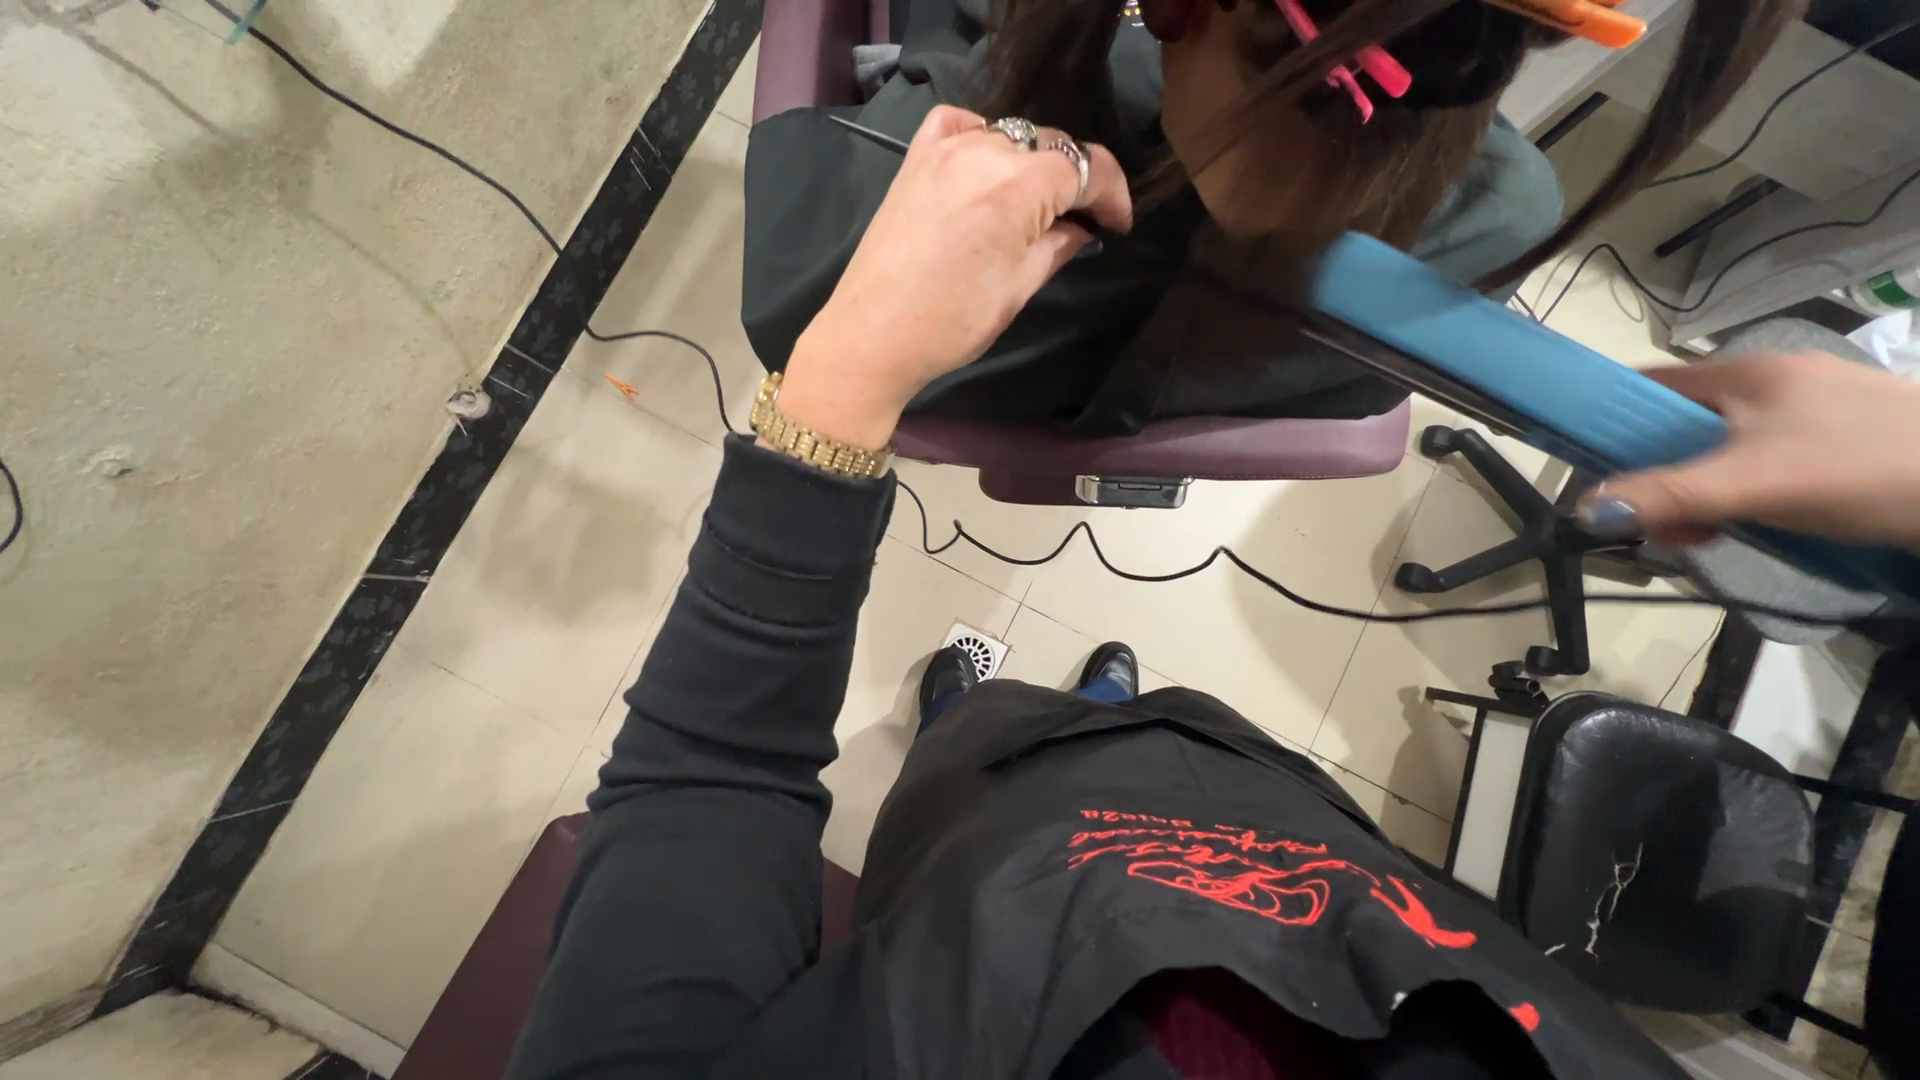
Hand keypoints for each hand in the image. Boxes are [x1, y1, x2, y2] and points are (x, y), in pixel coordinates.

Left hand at [771, 106, 1132, 450]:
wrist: (872, 338)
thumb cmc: (951, 324)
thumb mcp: (1018, 289)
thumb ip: (1058, 246)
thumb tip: (1082, 226)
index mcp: (1017, 186)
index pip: (1085, 166)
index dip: (1111, 193)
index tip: (1118, 224)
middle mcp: (982, 151)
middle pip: (1048, 145)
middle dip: (1073, 179)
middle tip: (1080, 220)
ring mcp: (943, 149)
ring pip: (1007, 136)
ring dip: (1029, 163)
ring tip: (1033, 203)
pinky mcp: (914, 160)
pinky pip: (958, 126)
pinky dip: (981, 138)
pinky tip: (986, 167)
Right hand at [1585, 352, 1919, 549]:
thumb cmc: (1877, 468)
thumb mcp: (1758, 484)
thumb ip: (1669, 495)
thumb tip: (1584, 511)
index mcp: (1748, 374)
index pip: (1645, 385)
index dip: (1606, 419)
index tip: (1587, 465)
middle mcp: (1772, 385)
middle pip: (1677, 427)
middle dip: (1653, 476)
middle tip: (1658, 523)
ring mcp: (1806, 415)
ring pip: (1714, 452)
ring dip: (1694, 495)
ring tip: (1707, 533)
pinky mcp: (1833, 446)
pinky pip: (1753, 466)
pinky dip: (1735, 497)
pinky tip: (1745, 523)